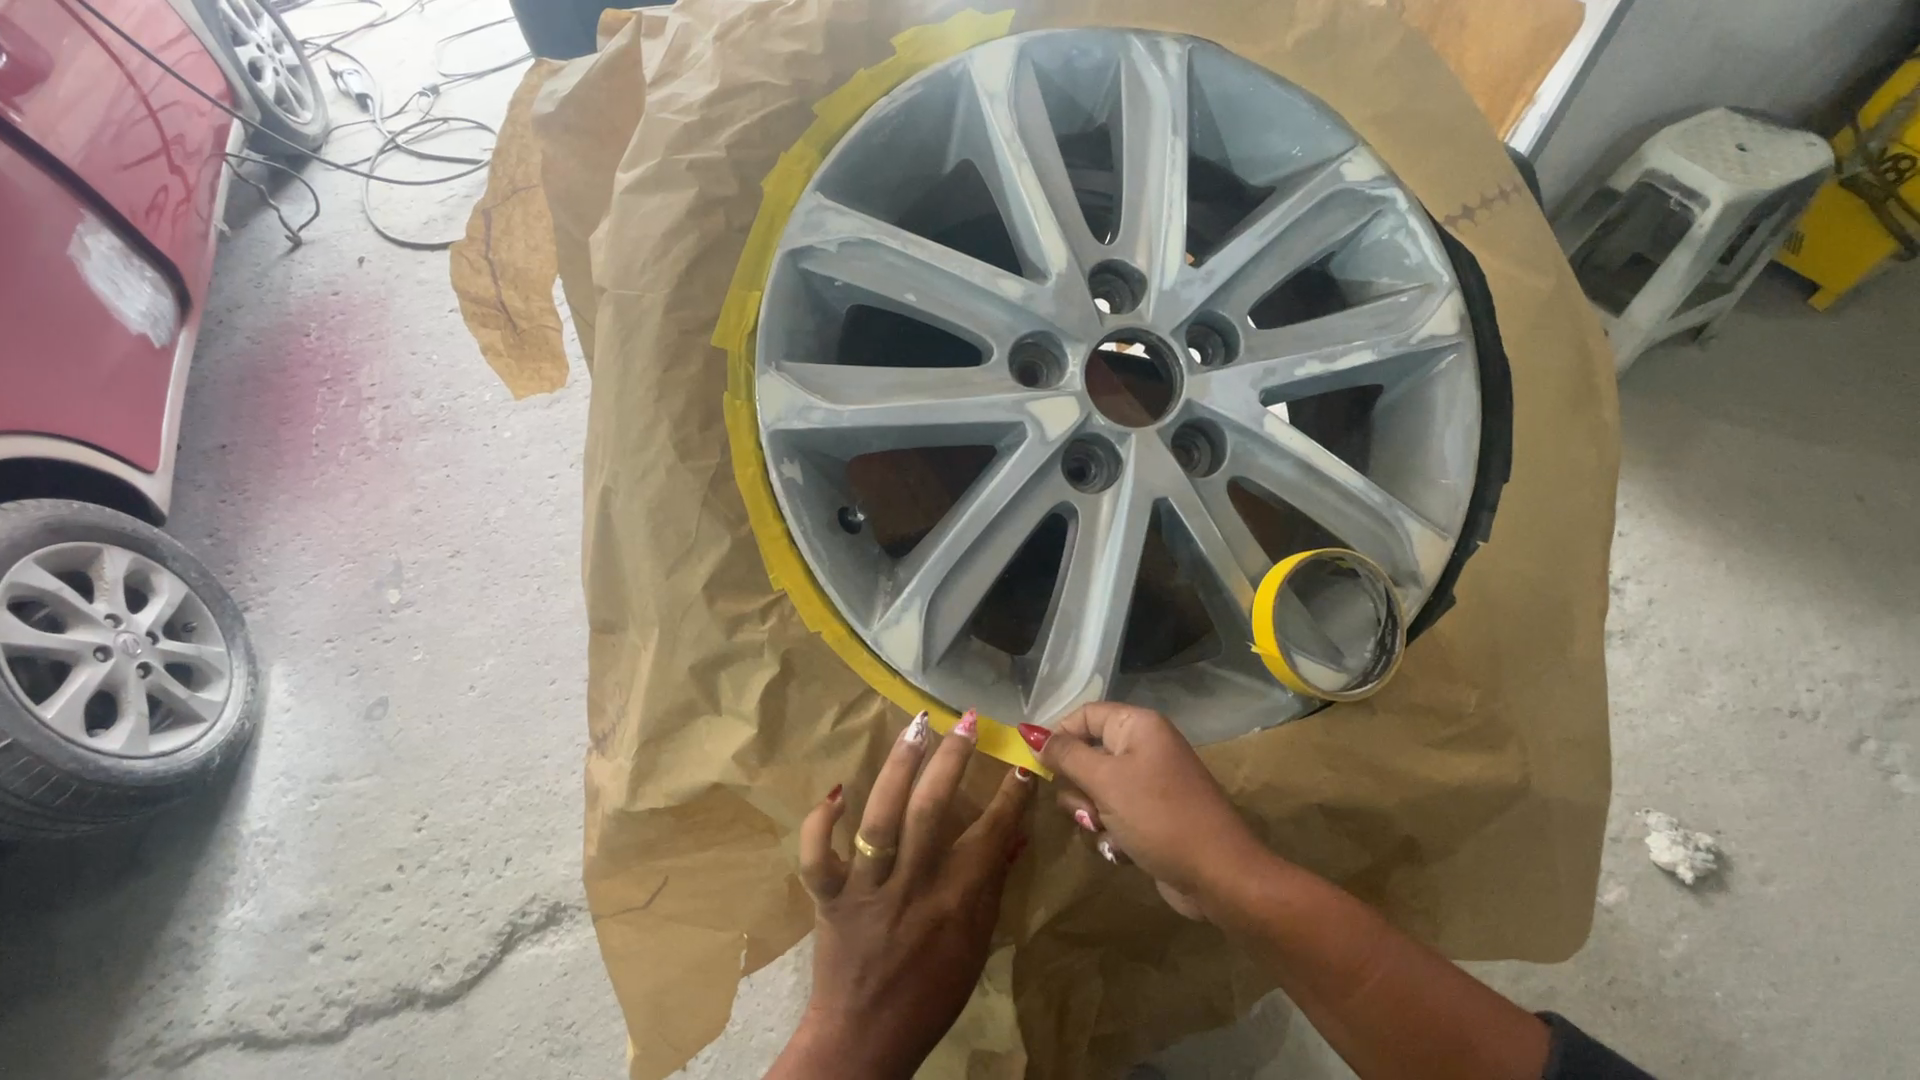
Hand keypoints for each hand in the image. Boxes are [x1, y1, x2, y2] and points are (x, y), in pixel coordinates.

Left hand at [775, 710, 1033, 1079]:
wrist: (865, 1040)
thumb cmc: (930, 994)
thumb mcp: (976, 947)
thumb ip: (991, 888)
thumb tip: (1012, 836)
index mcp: (956, 902)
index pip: (991, 835)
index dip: (1010, 795)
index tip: (1020, 761)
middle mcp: (913, 887)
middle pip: (932, 811)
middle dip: (952, 760)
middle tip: (965, 721)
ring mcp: (867, 891)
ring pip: (881, 819)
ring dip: (899, 768)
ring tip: (917, 728)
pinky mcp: (828, 900)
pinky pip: (817, 859)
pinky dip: (821, 825)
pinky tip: (836, 791)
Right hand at [1024, 703, 1268, 920]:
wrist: (1218, 875)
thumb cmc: (1158, 817)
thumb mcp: (1104, 781)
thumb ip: (1065, 755)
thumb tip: (1030, 732)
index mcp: (1138, 726)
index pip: (1084, 715)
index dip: (1058, 736)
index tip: (1039, 767)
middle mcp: (1145, 747)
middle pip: (1086, 754)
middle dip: (1078, 786)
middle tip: (1087, 809)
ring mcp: (1150, 783)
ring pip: (1095, 790)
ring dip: (1092, 814)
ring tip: (1106, 832)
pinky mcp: (1152, 816)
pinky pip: (1114, 814)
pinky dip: (1111, 832)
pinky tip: (1122, 850)